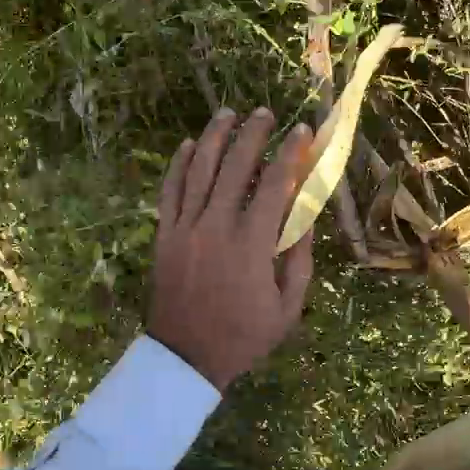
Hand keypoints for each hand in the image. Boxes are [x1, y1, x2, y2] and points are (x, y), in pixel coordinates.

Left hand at [147, 107, 315, 389]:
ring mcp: (185, 227)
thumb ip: (299, 259)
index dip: (290, 153)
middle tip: (265, 113)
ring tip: (227, 114)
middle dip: (252, 134)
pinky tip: (187, 145)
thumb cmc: (243, 335)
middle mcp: (216, 226)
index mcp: (251, 244)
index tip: (301, 132)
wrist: (186, 356)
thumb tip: (305, 216)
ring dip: (214, 137)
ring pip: (199, 170)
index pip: (275, 184)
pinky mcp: (164, 234)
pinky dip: (178, 165)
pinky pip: (170, 191)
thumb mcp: (287, 307)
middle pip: (234, 166)